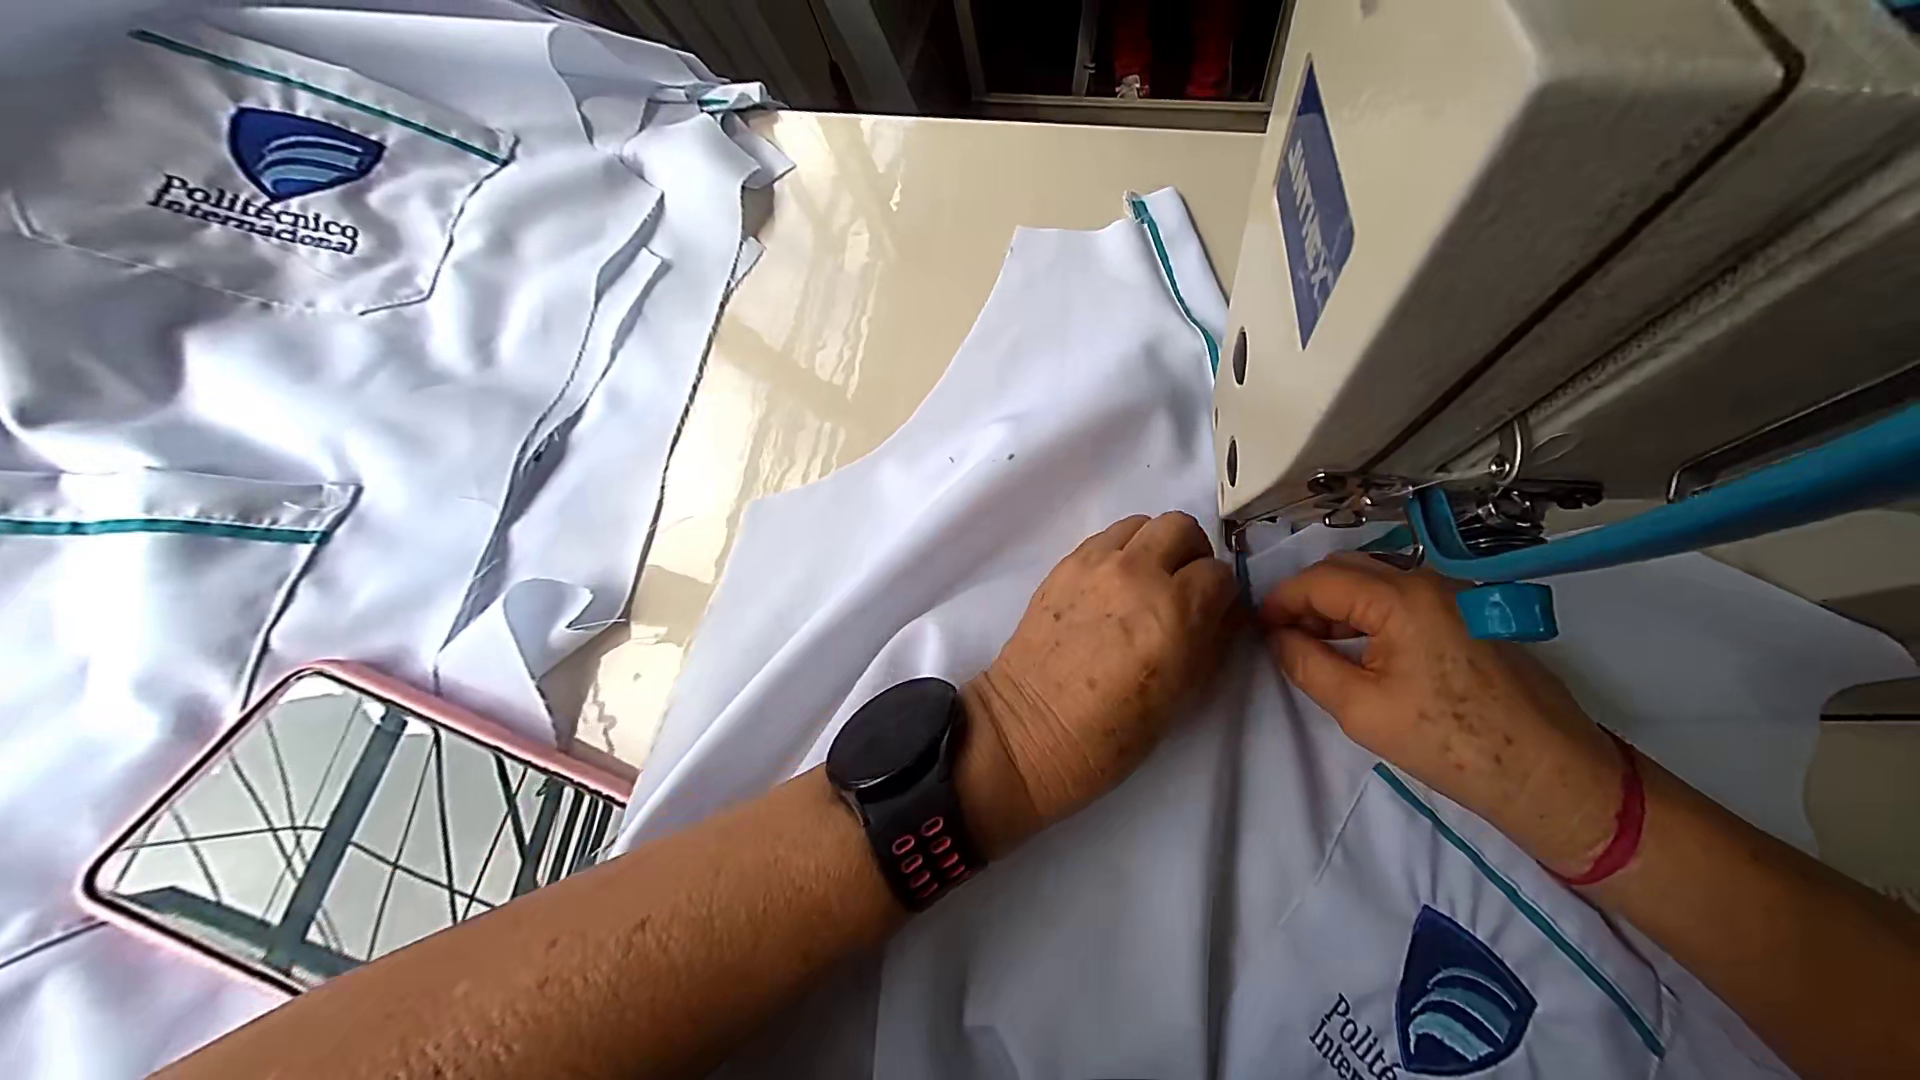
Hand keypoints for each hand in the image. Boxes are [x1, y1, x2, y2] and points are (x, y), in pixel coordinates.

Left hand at [957, 512, 1236, 857]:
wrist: (1030, 728)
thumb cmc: (1113, 732)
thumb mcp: (1184, 694)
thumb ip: (1211, 640)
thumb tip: (1223, 610)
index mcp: (1173, 611)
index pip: (1218, 573)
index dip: (1220, 594)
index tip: (1212, 611)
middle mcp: (1135, 573)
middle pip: (1180, 527)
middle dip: (1191, 553)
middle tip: (1182, 586)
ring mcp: (1093, 564)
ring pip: (1139, 523)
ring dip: (1152, 546)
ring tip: (1145, 582)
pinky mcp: (1062, 566)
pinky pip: (1103, 538)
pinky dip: (1119, 552)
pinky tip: (1111, 588)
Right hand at [1259, 553, 1624, 874]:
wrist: (1552, 775)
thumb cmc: (1448, 743)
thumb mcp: (1359, 707)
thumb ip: (1306, 662)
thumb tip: (1276, 637)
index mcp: (1400, 598)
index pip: (1318, 580)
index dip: (1280, 600)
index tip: (1258, 627)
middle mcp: (1428, 581)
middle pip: (1345, 568)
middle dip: (1306, 596)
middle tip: (1283, 633)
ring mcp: (1454, 594)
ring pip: (1373, 579)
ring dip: (1336, 603)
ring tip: (1314, 642)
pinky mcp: (1469, 612)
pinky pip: (1401, 596)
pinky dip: (1367, 611)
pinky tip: (1357, 645)